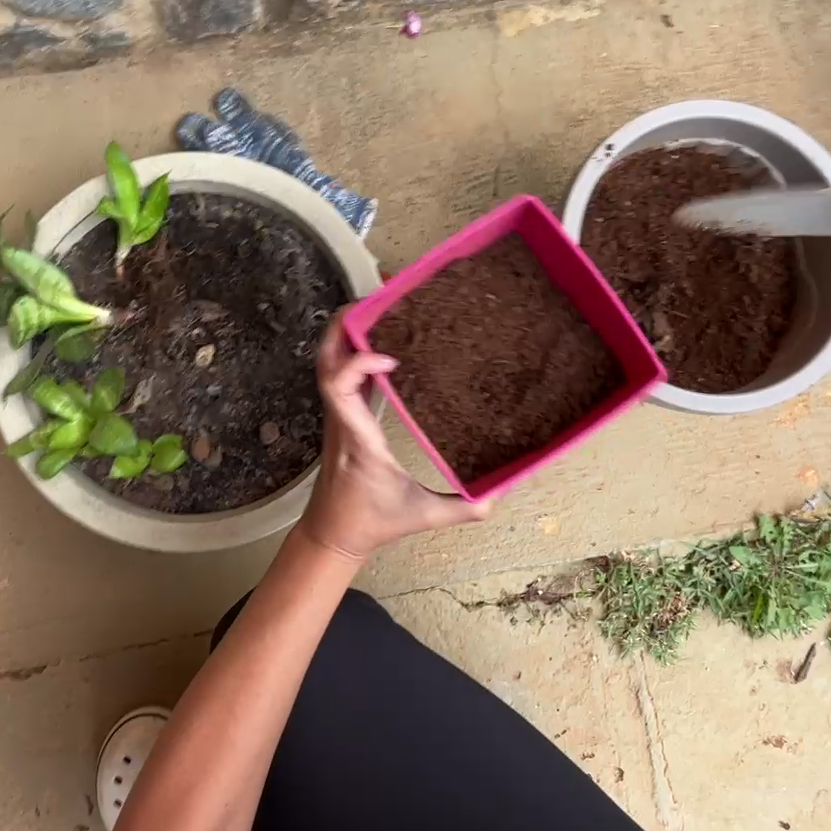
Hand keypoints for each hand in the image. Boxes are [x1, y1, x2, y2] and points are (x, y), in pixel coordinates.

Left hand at [292, 320, 492, 559]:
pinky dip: (354, 351)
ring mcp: (337, 416)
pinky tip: (383, 341)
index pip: (339, 388)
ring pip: (328, 363)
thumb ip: (463, 507)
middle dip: (344, 325)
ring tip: (380, 306)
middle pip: (326, 361)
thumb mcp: (421, 516)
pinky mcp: (340, 417)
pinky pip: (340, 374)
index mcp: (356, 438)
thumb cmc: (370, 522)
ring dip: (346, 332)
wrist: (331, 533)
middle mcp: (341, 419)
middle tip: (378, 298)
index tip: (389, 357)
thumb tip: (504, 492)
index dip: (357, 363)